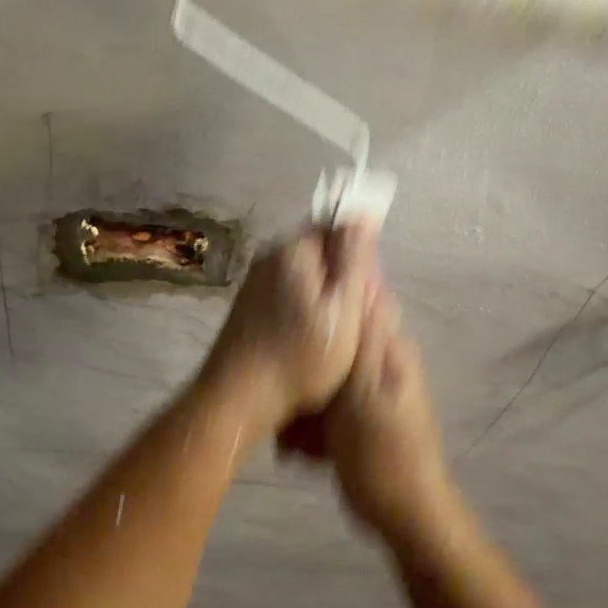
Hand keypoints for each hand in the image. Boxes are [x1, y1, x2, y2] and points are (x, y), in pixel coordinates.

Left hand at [199, 222, 380, 433]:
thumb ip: (353, 258)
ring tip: (336, 332)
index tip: (367, 287)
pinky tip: (310, 338)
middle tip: (356, 315)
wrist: (240, 395)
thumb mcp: (342, 309)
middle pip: (318, 251)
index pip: (334, 226)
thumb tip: (362, 212)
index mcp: (292, 250)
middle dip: (341, 275)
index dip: (357, 254)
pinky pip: (287, 293)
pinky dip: (304, 308)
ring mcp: (254, 280)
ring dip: (323, 295)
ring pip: (303, 275)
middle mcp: (268, 255)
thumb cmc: (301, 357)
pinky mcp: (248, 304)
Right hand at [286, 290, 456, 549]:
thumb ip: (363, 333)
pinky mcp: (359, 416)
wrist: (403, 513)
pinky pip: (325, 404)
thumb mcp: (364, 387)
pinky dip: (311, 422)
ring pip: (323, 374)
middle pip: (332, 339)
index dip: (322, 296)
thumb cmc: (380, 450)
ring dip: (303, 399)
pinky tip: (299, 446)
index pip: (355, 299)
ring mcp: (370, 390)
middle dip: (303, 361)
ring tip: (290, 428)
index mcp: (389, 347)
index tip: (289, 306)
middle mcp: (383, 360)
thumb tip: (366, 273)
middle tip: (283, 388)